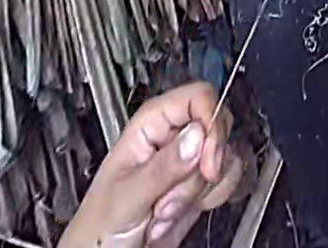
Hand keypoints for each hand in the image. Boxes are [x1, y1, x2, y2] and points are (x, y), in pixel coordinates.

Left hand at [59, 82, 246, 247]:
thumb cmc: (97, 230)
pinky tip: (190, 211)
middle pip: (216, 124)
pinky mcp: (200, 183)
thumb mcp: (125, 198)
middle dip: (204, 165)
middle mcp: (174, 134)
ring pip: (225, 153)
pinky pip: (230, 174)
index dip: (211, 124)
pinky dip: (218, 196)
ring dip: (203, 190)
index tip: (209, 162)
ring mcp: (189, 159)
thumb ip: (162, 167)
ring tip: (167, 211)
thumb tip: (197, 134)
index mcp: (152, 121)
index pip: (198, 97)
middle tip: (175, 194)